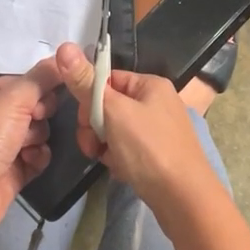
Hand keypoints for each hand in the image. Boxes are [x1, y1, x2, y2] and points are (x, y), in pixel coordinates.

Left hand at [0, 56, 63, 230]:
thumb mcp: (14, 98)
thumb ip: (41, 77)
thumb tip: (64, 56)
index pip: (23, 82)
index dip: (39, 86)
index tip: (48, 93)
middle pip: (34, 106)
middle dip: (40, 113)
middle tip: (35, 118)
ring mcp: (4, 146)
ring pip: (39, 132)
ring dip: (37, 138)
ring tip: (26, 147)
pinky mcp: (14, 171)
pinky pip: (38, 156)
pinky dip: (38, 158)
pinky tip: (30, 161)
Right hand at [56, 42, 222, 229]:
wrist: (185, 201)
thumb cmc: (149, 149)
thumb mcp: (114, 112)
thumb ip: (87, 83)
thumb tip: (63, 47)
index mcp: (150, 84)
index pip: (108, 79)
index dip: (90, 98)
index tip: (84, 121)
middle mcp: (157, 102)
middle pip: (110, 105)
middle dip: (95, 126)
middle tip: (93, 145)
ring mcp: (158, 130)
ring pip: (115, 129)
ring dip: (104, 144)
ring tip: (107, 160)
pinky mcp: (157, 156)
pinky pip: (127, 149)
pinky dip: (118, 158)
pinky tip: (120, 170)